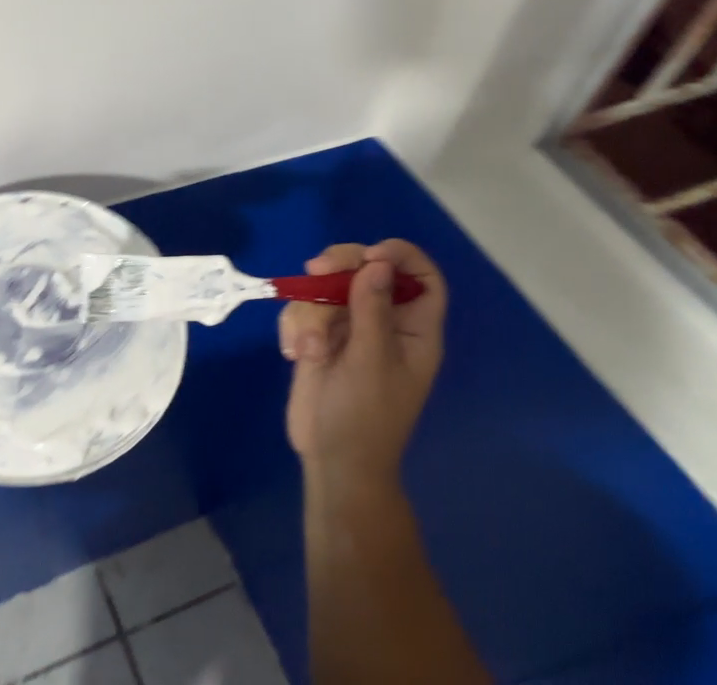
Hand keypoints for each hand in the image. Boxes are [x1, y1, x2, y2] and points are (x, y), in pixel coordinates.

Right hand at [279, 240, 446, 491]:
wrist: (333, 461)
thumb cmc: (365, 416)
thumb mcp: (372, 361)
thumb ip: (373, 309)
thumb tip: (378, 263)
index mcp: (414, 329)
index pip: (422, 277)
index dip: (401, 257)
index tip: (371, 255)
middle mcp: (384, 322)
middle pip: (367, 270)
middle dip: (339, 267)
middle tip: (316, 269)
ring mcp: (349, 329)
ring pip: (328, 289)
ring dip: (310, 313)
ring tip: (308, 350)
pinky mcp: (319, 339)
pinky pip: (304, 311)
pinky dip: (295, 328)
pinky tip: (294, 354)